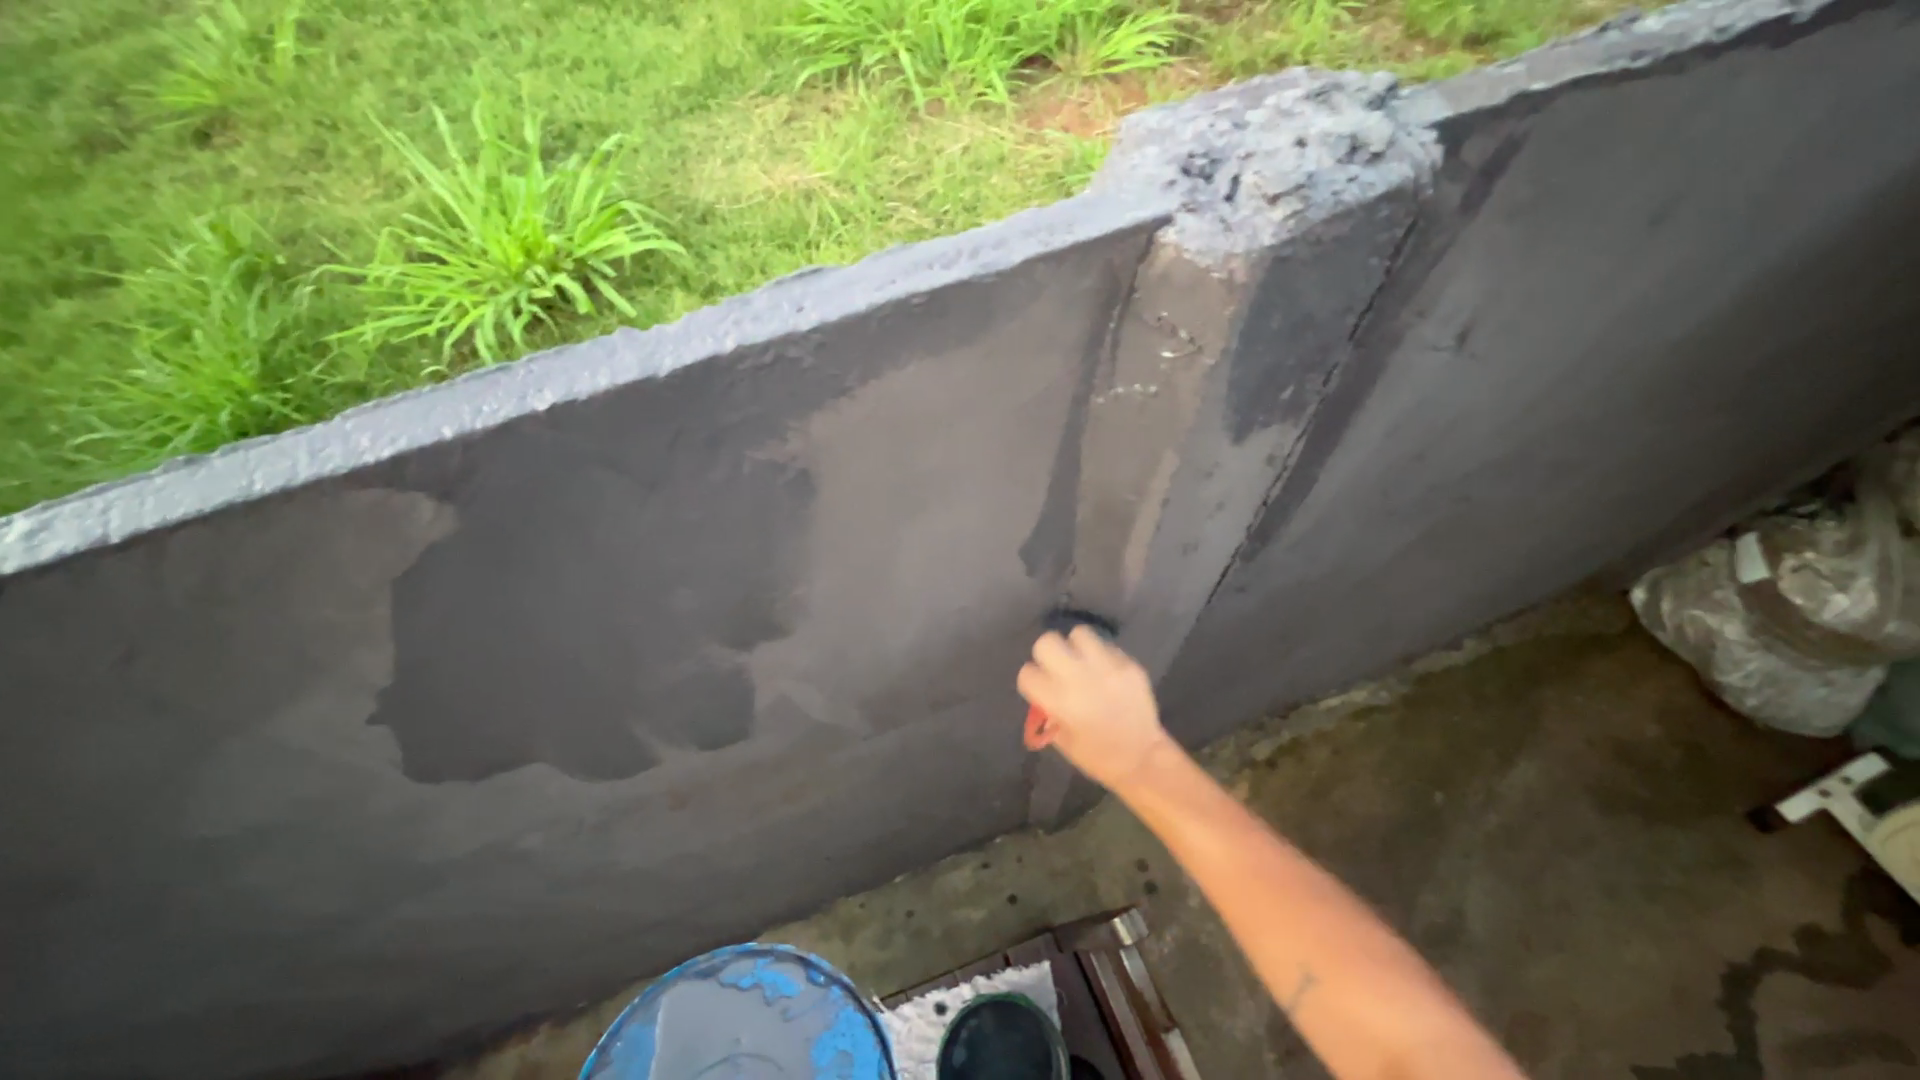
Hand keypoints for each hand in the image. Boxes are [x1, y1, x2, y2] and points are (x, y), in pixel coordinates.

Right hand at [1016, 627, 1173, 793]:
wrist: (1142, 757)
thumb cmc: (1097, 756)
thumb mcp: (1061, 738)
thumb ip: (1048, 709)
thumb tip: (1043, 688)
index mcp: (1060, 701)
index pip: (1028, 673)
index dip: (1031, 679)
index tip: (1039, 686)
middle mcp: (1081, 678)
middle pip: (1047, 642)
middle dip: (1047, 653)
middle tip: (1056, 666)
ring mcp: (1107, 667)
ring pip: (1079, 634)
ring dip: (1075, 647)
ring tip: (1082, 662)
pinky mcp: (1128, 664)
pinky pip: (1106, 646)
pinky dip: (1101, 656)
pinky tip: (1105, 672)